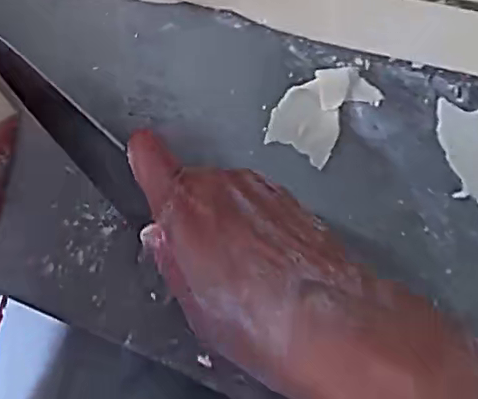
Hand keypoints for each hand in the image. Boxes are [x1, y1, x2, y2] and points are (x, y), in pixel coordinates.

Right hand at [128, 129, 477, 398]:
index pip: (147, 152)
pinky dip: (257, 225)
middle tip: (204, 260)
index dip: (141, 157)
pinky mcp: (285, 195)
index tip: (140, 163)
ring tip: (244, 274)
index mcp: (183, 205)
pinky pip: (256, 202)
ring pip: (224, 192)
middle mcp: (217, 183)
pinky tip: (270, 267)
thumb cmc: (264, 323)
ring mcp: (254, 186)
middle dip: (191, 212)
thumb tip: (160, 238)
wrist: (337, 324)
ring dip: (227, 220)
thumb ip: (169, 259)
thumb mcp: (195, 306)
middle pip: (189, 181)